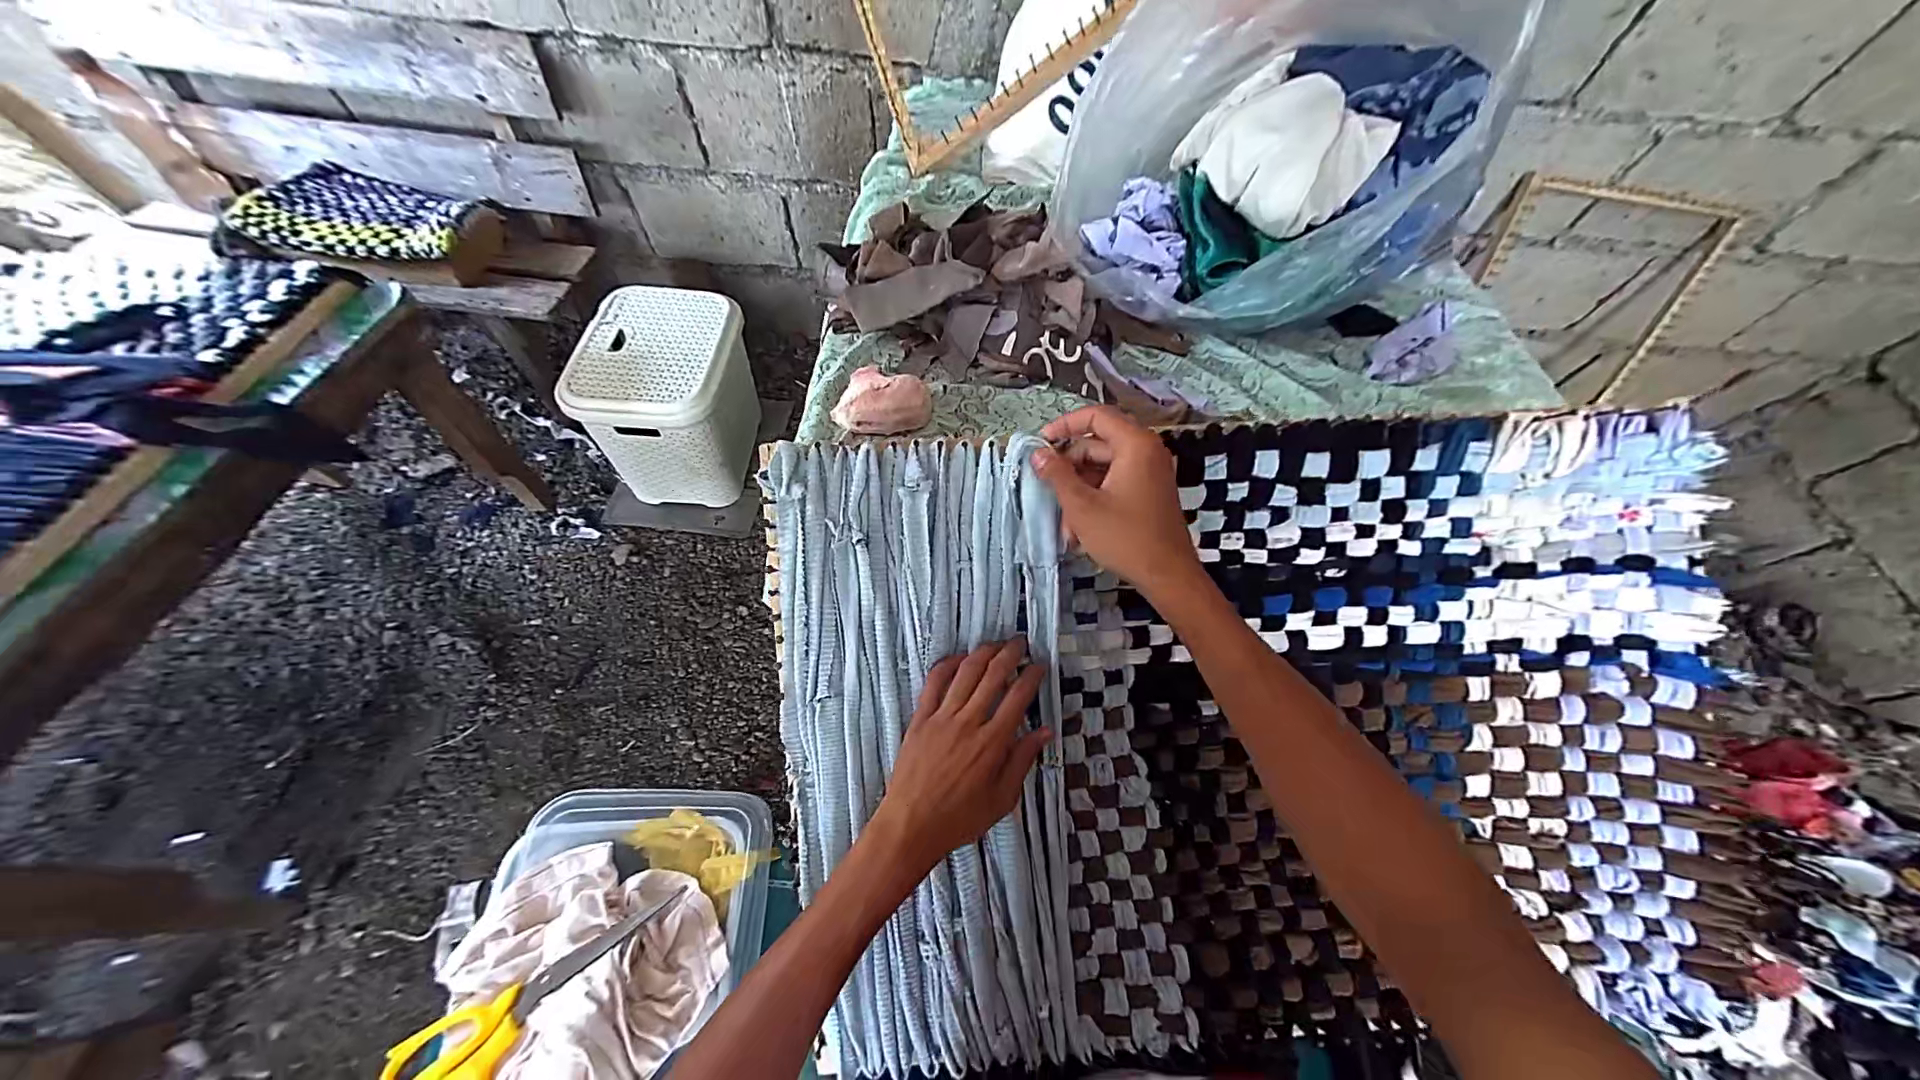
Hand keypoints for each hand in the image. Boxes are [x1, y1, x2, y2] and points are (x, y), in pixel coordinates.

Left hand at [869, 639, 1049, 874]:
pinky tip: (959, 658)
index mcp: (992, 743)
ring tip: (995, 644)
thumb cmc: (957, 819)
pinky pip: (934, 683)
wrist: (910, 825)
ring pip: (966, 672)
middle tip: (1021, 644)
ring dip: (983, 653)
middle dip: (1011, 654)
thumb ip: (1023, 761)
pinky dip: (948, 665)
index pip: (1019, 697)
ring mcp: (942, 718)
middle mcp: (968, 724)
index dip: (1032, 676)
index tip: (1039, 666)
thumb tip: (1043, 734)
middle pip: (994, 675)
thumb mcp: (1002, 799)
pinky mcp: (920, 720)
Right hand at [1032, 405, 1204, 603]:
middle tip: (1047, 485)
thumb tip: (1038, 454)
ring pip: (1103, 467)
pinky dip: (1095, 497)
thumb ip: (1057, 475)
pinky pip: (1115, 482)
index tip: (1042, 443)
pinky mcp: (1149, 491)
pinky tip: (1079, 526)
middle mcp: (1147, 451)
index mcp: (1135, 445)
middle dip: (1069, 466)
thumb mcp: (1082, 506)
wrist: (1168, 575)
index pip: (1096, 416)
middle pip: (1098, 443)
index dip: (1065, 425)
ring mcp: (1150, 472)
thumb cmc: (1126, 538)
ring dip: (1079, 488)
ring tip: (1065, 521)